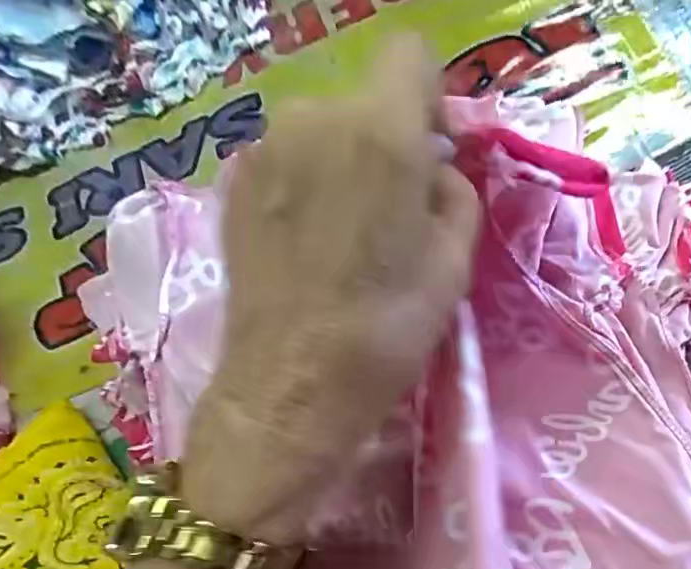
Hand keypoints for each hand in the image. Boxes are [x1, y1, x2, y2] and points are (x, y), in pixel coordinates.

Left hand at [183, 35, 479, 541]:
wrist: (293, 388)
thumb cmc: (386, 332)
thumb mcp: (453, 266)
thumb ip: (456, 196)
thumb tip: (437, 172)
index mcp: (381, 130)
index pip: (412, 57)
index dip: (429, 102)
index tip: (430, 159)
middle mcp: (314, 117)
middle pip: (363, 104)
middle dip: (384, 145)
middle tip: (388, 220)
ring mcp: (264, 150)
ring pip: (320, 137)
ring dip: (340, 170)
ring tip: (341, 244)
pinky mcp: (234, 187)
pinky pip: (285, 167)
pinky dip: (302, 192)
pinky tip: (305, 251)